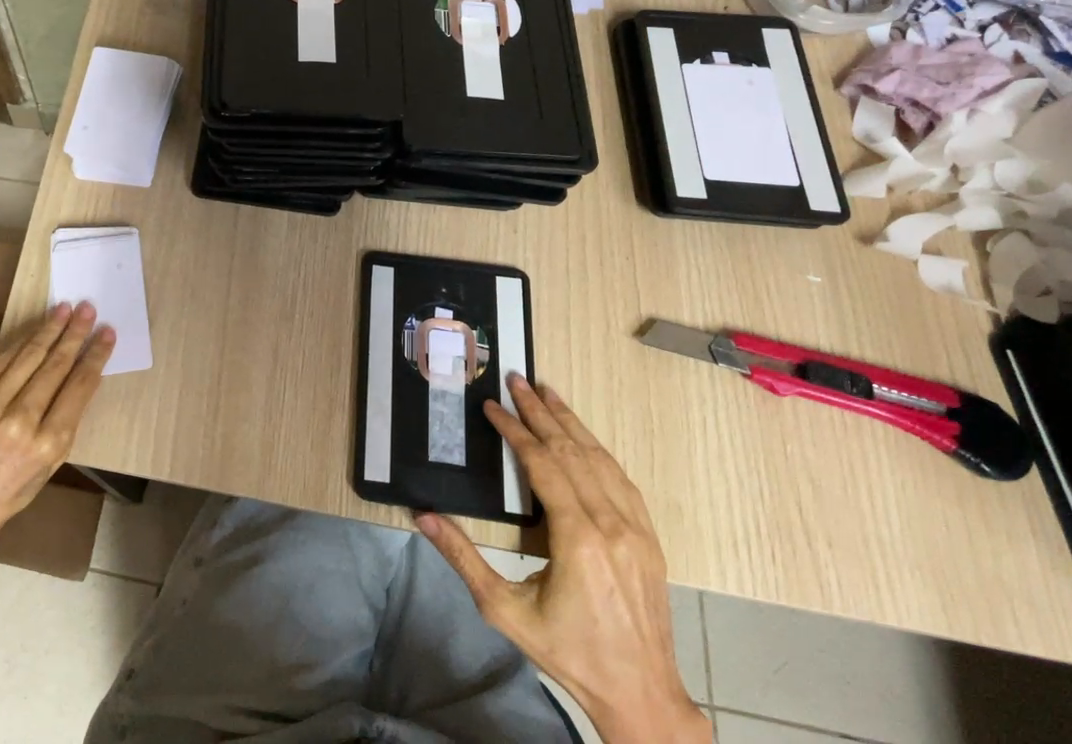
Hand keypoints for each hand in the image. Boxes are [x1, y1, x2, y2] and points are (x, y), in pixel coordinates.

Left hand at [0, 303, 114, 557]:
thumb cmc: (12, 489)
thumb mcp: (52, 465)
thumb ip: (66, 421)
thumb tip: (80, 377)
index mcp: (48, 442)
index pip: (79, 386)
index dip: (95, 356)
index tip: (107, 335)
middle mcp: (20, 421)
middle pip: (55, 365)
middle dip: (75, 334)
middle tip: (88, 310)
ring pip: (28, 357)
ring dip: (49, 330)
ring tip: (65, 309)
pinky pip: (2, 362)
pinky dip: (21, 344)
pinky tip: (36, 331)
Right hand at [413, 375, 709, 743]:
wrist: (640, 692)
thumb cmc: (567, 652)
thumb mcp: (503, 609)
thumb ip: (462, 557)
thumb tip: (422, 516)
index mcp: (578, 538)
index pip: (543, 465)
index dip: (516, 431)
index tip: (492, 406)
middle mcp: (612, 524)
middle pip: (574, 452)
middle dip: (543, 413)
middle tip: (518, 380)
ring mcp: (637, 530)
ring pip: (603, 461)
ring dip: (574, 424)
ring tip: (548, 394)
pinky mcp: (649, 540)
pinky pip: (622, 482)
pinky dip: (599, 452)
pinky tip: (585, 441)